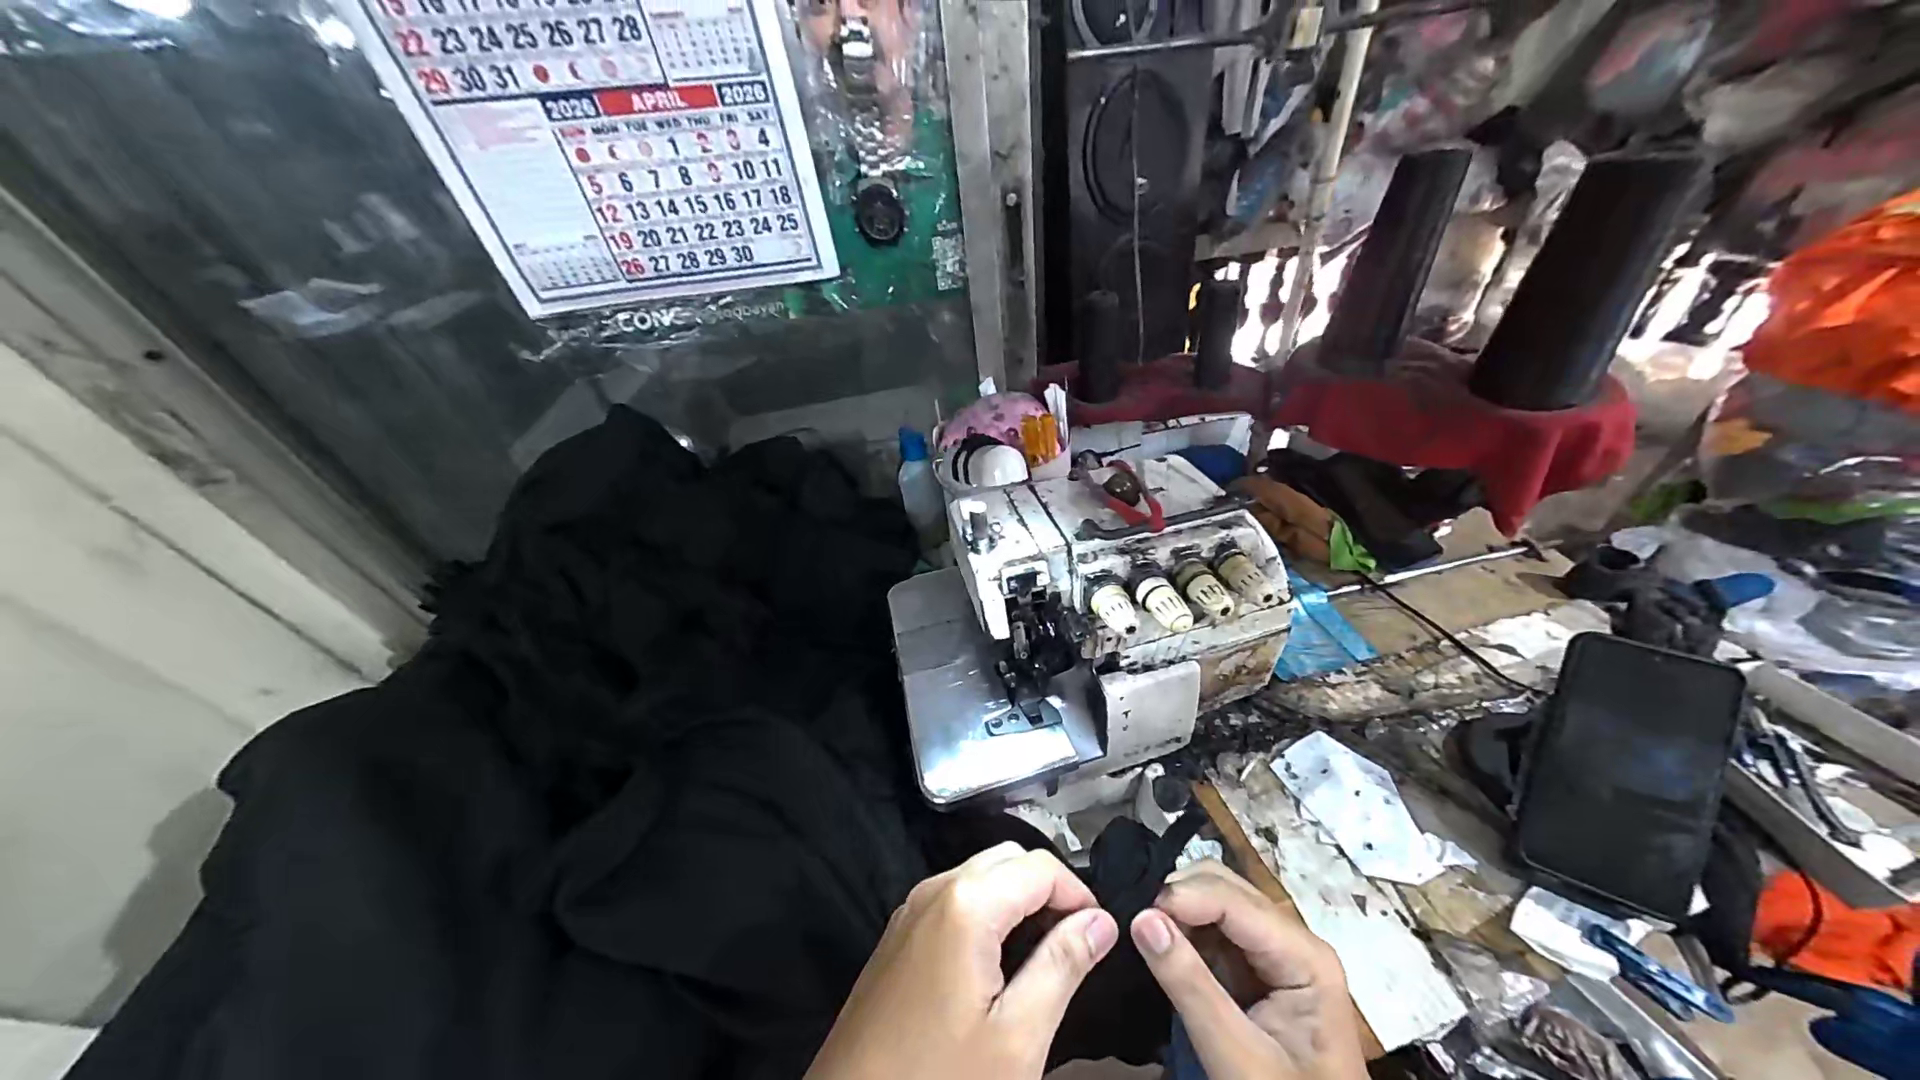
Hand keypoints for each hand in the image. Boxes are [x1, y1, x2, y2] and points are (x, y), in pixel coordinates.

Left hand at [805, 842, 1118, 1079]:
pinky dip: (988, 910)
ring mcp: (911, 908)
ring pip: (981, 874)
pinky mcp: (900, 932)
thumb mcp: (1017, 1037)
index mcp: (966, 903)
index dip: (1078, 893)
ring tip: (1044, 954)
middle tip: (1075, 942)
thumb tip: (1101, 921)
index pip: (1039, 866)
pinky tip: (1000, 961)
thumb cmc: (940, 1077)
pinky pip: (955, 897)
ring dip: (1018, 898)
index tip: (1100, 935)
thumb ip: (1063, 967)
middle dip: (1048, 889)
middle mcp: (935, 890)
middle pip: (1008, 859)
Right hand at [1130, 860, 1365, 1079]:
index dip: (1182, 897)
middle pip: (1224, 886)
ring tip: (1143, 934)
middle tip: (1136, 924)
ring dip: (1175, 909)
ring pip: (1212, 898)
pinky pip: (1208, 926)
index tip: (1135, 915)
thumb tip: (1141, 918)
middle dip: (1177, 897)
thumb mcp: (1238, 1058)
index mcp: (1305, 956)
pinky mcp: (1252, 964)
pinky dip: (1180, 928)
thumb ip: (1190, 986)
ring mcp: (1273, 949)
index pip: (1234, 900)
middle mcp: (1292, 938)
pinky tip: (1160, 945)